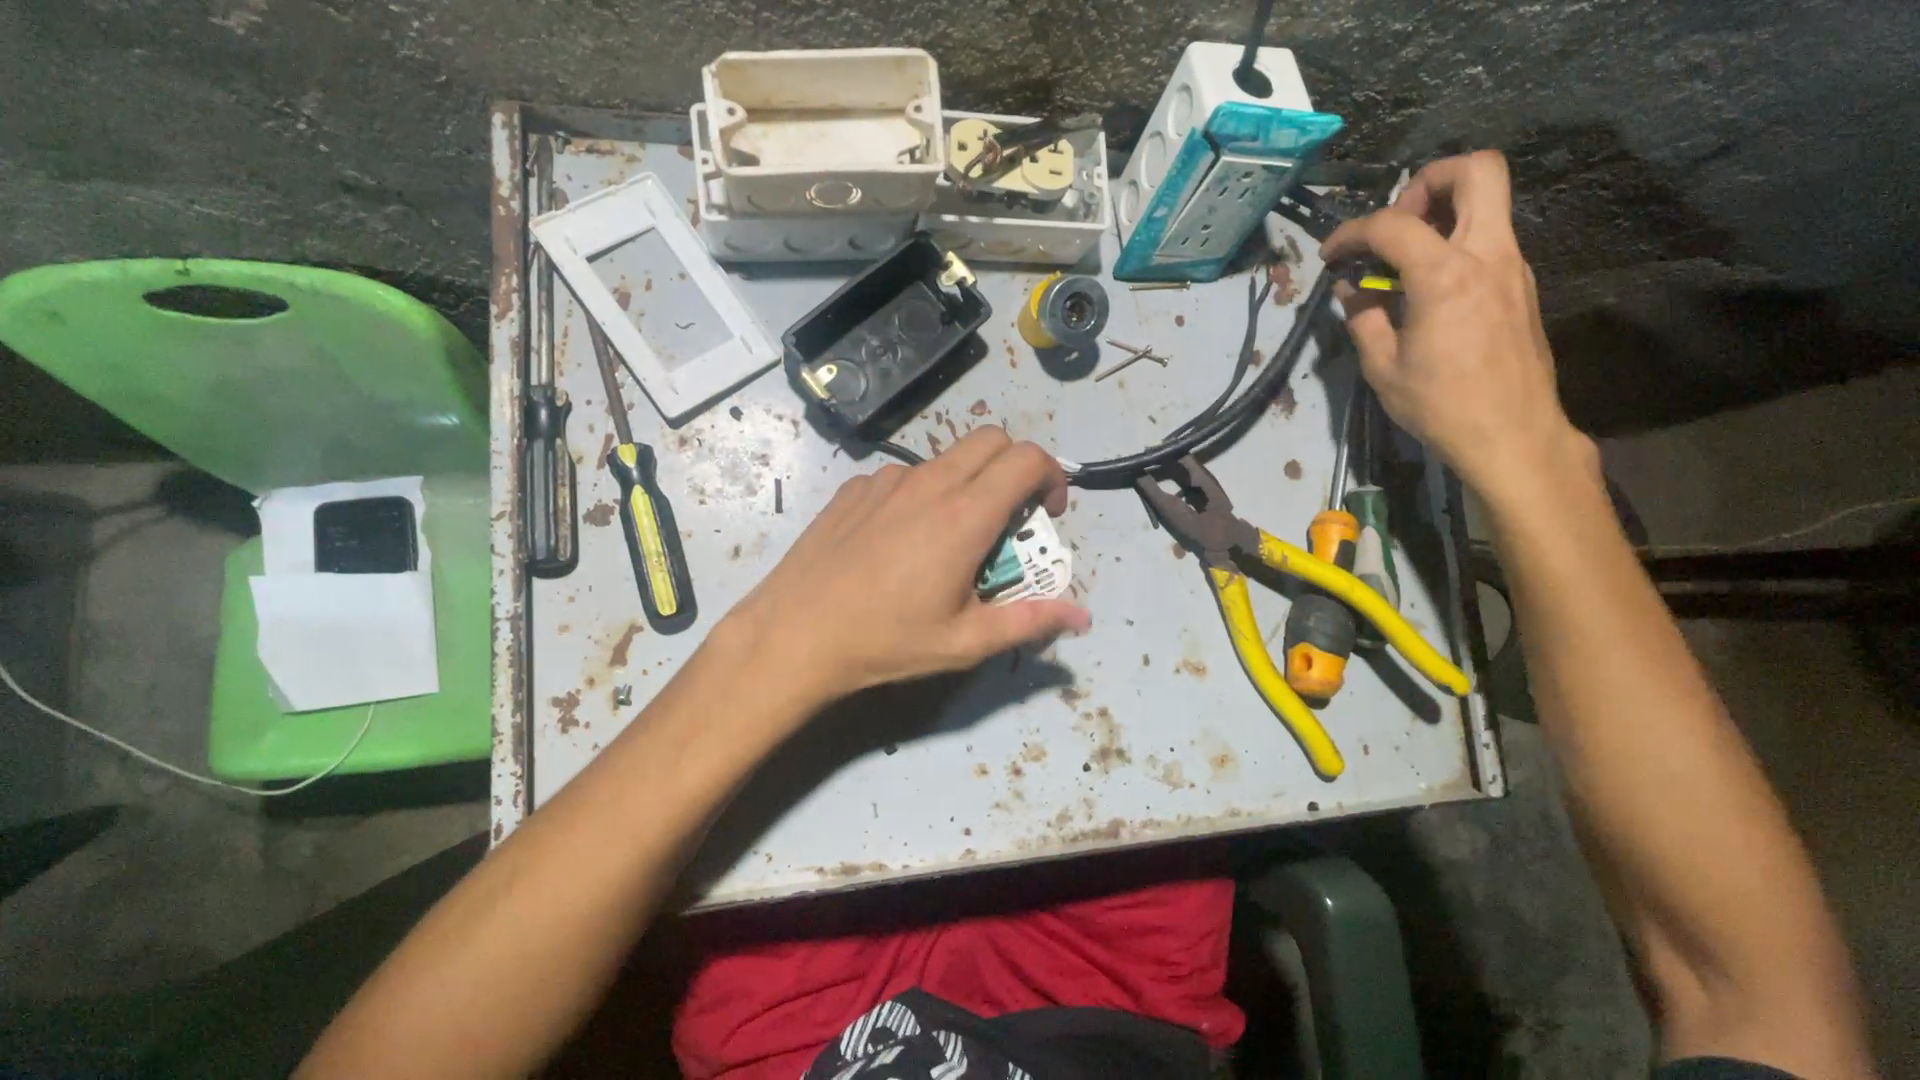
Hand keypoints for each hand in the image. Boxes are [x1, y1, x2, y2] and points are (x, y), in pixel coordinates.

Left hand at [721, 428, 1089, 708]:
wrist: (795, 634)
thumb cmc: (886, 641)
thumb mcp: (965, 642)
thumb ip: (1030, 621)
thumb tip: (1082, 615)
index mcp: (964, 515)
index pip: (1026, 459)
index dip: (1052, 476)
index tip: (1048, 513)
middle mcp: (928, 483)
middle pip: (991, 440)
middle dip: (1016, 467)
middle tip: (1011, 517)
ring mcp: (885, 481)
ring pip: (945, 458)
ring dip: (967, 482)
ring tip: (952, 538)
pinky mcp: (853, 489)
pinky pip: (903, 477)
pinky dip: (922, 495)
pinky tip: (900, 543)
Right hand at [1321, 151, 1590, 501]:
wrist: (1513, 436)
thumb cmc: (1441, 406)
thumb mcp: (1383, 368)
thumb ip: (1364, 318)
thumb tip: (1353, 289)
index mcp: (1446, 276)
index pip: (1393, 224)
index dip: (1352, 232)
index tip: (1332, 255)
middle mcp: (1488, 256)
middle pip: (1478, 171)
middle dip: (1428, 181)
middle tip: (1399, 221)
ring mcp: (1513, 267)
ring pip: (1490, 201)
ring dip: (1445, 211)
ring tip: (1407, 256)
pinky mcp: (1521, 286)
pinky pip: (1491, 239)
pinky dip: (1457, 244)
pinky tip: (1430, 288)